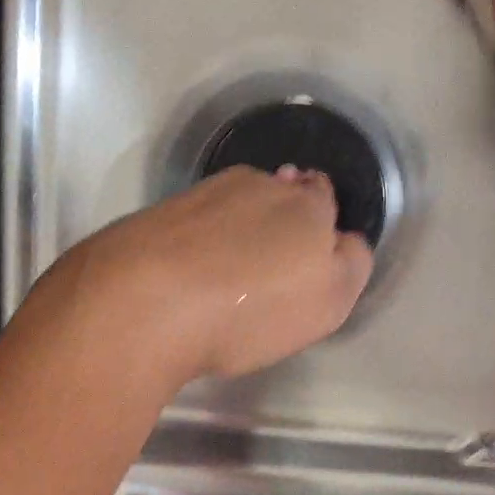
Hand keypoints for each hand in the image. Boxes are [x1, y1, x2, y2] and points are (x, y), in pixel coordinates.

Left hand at [55, 165, 373, 382]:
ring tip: (225, 275)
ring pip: (230, 207)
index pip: (324, 197)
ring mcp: (199, 196)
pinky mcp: (155, 218)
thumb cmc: (251, 310)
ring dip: (234, 232)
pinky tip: (187, 278)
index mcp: (304, 204)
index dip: (320, 225)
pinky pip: (189, 229)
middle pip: (276, 195)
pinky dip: (195, 247)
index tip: (309, 256)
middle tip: (268, 268)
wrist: (145, 303)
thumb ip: (349, 267)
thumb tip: (343, 242)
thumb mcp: (327, 303)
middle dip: (277, 222)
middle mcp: (254, 185)